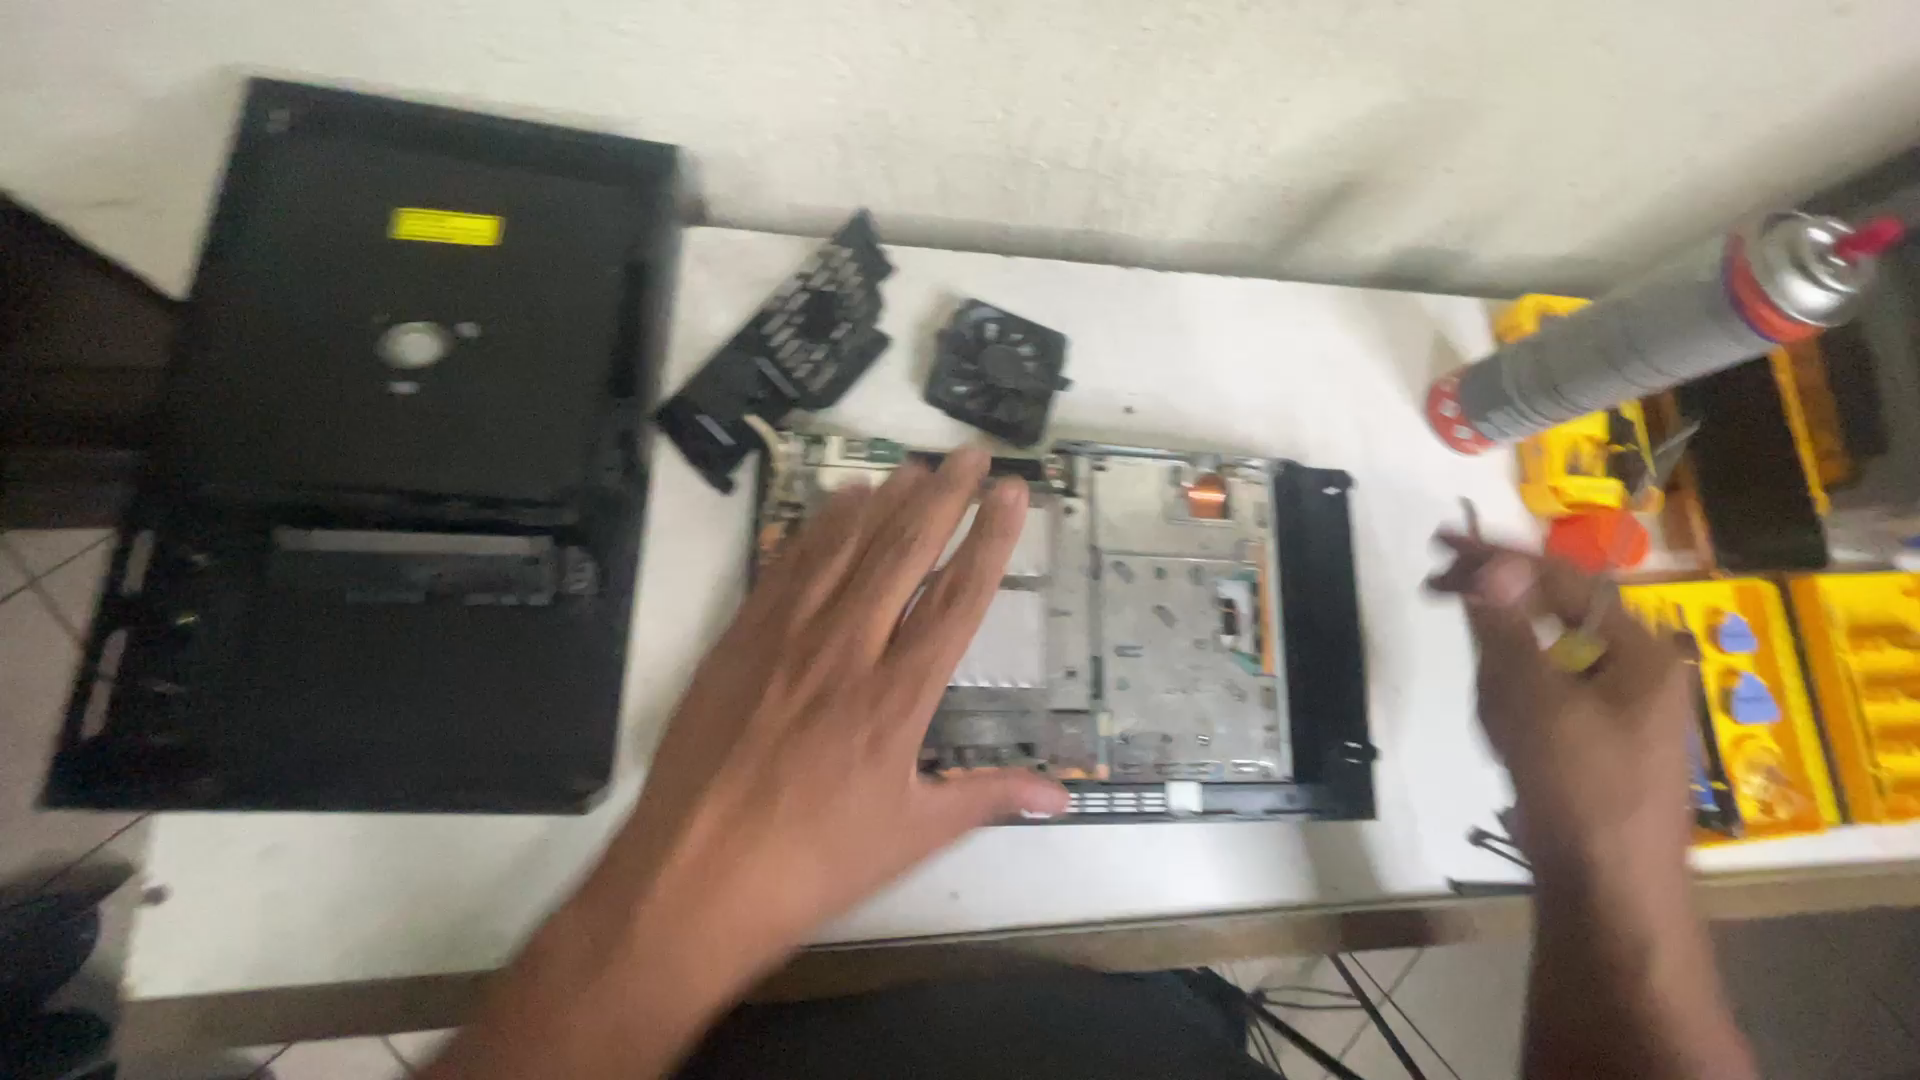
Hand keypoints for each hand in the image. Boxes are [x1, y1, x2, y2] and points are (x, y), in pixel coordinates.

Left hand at [426, 448, 1068, 1079]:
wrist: (694, 875)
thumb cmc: (813, 861)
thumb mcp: (911, 834)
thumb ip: (988, 797)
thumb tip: (1060, 797)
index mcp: (897, 696)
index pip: (957, 599)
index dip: (990, 540)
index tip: (1012, 493)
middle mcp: (847, 649)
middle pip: (905, 553)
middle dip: (946, 496)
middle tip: (974, 452)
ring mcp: (787, 636)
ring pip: (847, 548)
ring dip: (887, 500)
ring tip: (918, 465)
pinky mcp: (741, 637)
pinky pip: (788, 564)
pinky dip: (821, 525)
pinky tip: (841, 500)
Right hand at [1427, 534, 1695, 889]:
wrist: (1604, 881)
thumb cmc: (1577, 782)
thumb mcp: (1533, 697)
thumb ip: (1508, 627)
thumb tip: (1492, 565)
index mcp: (1637, 650)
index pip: (1562, 580)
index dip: (1501, 556)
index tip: (1442, 543)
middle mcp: (1632, 667)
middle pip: (1555, 609)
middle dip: (1494, 596)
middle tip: (1433, 581)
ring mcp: (1612, 702)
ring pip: (1544, 648)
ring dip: (1498, 642)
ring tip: (1466, 661)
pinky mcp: (1587, 732)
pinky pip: (1542, 684)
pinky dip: (1507, 678)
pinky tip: (1490, 703)